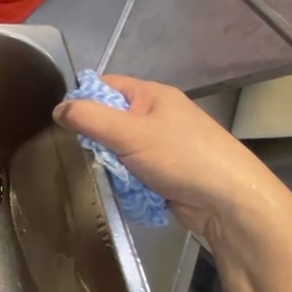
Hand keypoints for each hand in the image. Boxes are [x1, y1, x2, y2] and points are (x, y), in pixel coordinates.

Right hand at [54, 75, 291, 258]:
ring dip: (112, 163)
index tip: (69, 122)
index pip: (104, 85)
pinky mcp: (168, 171)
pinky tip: (129, 189)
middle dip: (97, 138)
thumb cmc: (182, 158)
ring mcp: (165, 145)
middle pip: (109, 119)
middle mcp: (159, 115)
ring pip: (118, 148)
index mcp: (153, 95)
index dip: (83, 100)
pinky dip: (127, 179)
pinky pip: (133, 169)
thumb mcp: (127, 133)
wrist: (233, 205)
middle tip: (94, 153)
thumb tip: (57, 109)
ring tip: (115, 175)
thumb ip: (87, 117)